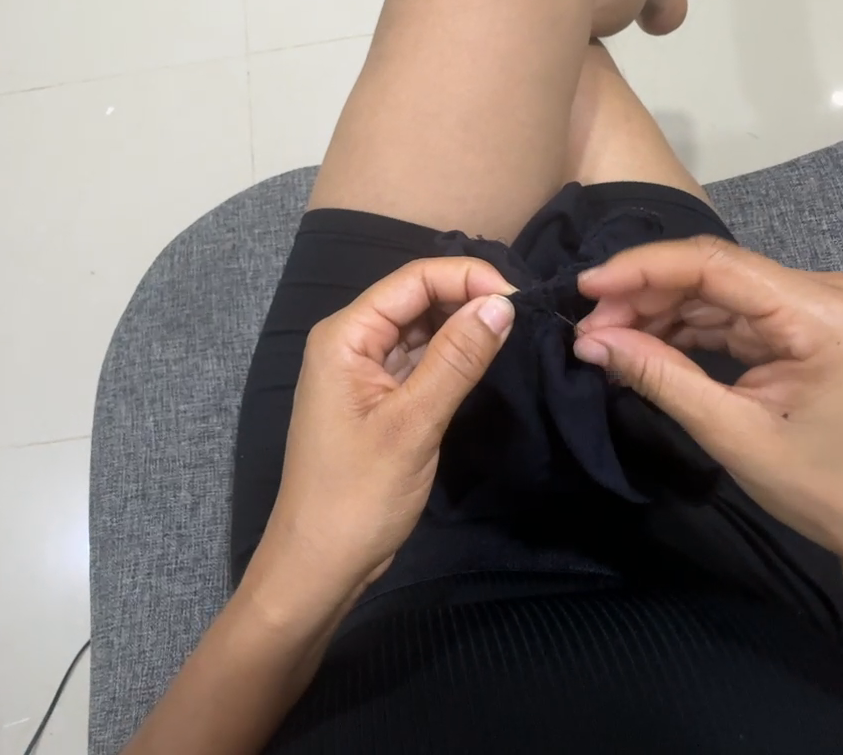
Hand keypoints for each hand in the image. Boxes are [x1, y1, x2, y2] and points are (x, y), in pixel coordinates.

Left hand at [250, 257, 516, 613]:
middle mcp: (352, 340)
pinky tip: (483, 359)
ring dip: (462, 327)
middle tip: (522, 320)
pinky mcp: (380, 396)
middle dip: (467, 299)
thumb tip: (503, 304)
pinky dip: (451, 357)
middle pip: (417, 298)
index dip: (467, 278)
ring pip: (421, 328)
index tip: (519, 301)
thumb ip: (457, 359)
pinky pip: (419, 359)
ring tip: (512, 335)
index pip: (413, 279)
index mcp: (346, 335)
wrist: (321, 564)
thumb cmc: (358, 495)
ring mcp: (365, 369)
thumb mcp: (413, 423)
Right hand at [572, 236, 842, 579]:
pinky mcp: (801, 324)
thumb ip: (659, 377)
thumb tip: (589, 340)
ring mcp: (813, 305)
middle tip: (589, 330)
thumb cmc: (826, 489)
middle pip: (710, 273)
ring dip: (657, 313)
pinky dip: (682, 328)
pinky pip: (728, 313)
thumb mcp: (733, 434)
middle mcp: (823, 291)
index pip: (713, 264)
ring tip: (607, 340)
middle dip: (643, 297)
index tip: (585, 288)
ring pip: (712, 291)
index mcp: (821, 311)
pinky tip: (644, 345)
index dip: (641, 269)